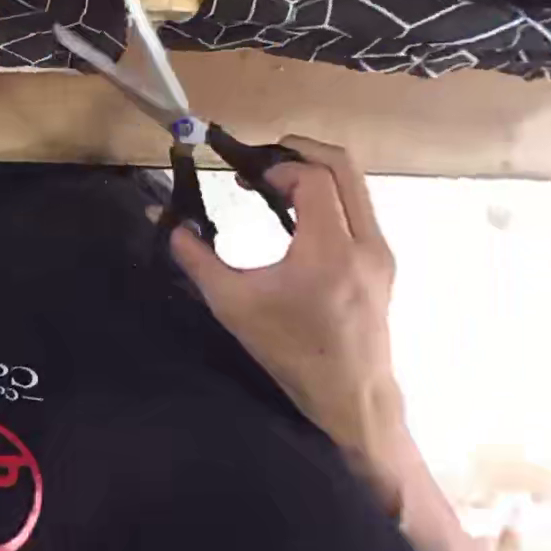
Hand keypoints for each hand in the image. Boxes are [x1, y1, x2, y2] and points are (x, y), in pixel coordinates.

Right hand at [168, 137, 410, 498]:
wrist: (352, 401)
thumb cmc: (290, 352)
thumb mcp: (233, 305)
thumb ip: (197, 259)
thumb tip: (167, 223)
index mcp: (329, 249)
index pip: (313, 178)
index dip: (278, 166)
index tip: (246, 178)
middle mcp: (364, 242)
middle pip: (343, 167)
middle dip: (302, 149)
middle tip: (265, 156)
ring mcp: (380, 251)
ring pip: (355, 184)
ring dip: (316, 171)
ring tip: (278, 182)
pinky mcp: (383, 262)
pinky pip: (359, 207)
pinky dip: (329, 193)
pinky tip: (299, 213)